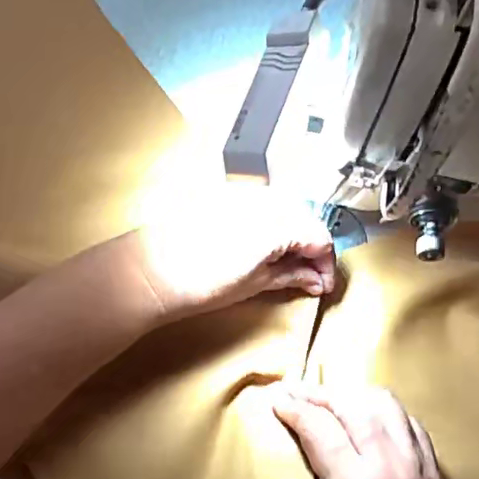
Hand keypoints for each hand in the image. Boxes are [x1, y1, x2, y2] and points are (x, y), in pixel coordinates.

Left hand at [130, 187, 335, 321]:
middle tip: (306, 275)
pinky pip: (259, 205)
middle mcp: (264, 199)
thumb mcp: (255, 284)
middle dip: (310, 247)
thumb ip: (291, 275)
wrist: (152, 271)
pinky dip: (268, 224)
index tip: (321, 284)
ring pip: (283, 209)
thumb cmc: (201, 283)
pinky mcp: (222, 195)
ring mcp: (242, 194)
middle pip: (304, 218)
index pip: (320, 237)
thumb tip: (314, 279)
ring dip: (290, 234)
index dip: (326, 264)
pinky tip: (260, 246)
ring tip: (282, 263)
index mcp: (278, 222)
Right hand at [269, 383, 465, 478]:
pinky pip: (408, 421)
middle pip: (351, 405)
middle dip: (318, 393)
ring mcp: (419, 466)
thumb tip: (289, 440)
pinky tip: (363, 415)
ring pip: (384, 404)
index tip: (275, 399)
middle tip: (294, 391)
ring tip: (328, 398)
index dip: (294, 408)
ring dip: (351, 395)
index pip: (320, 428)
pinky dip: (381, 411)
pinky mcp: (435, 469)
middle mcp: (391, 468)